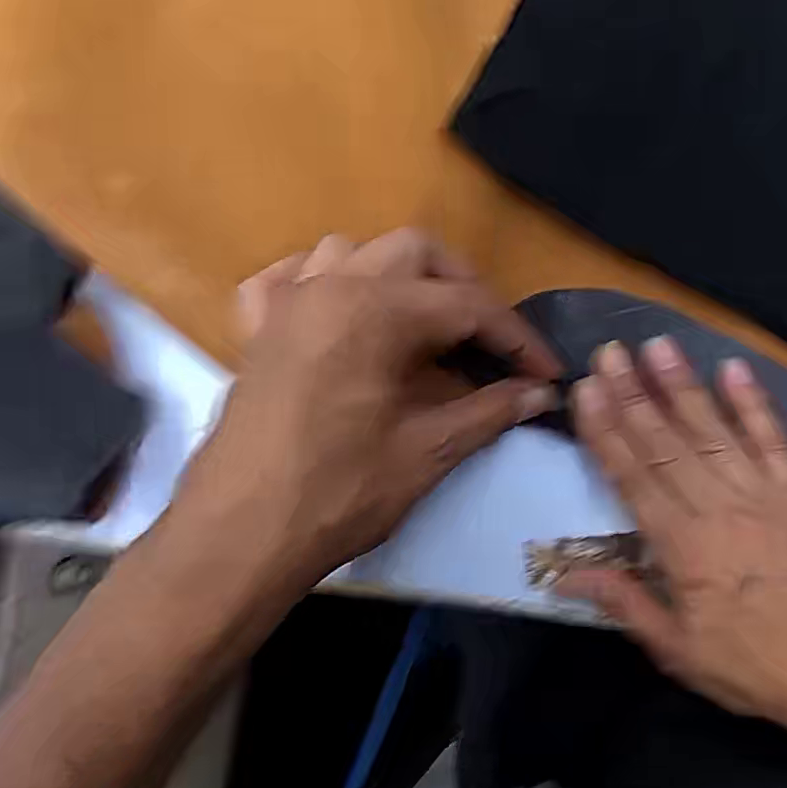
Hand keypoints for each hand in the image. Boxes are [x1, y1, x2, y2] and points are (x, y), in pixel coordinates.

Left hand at [168, 229, 562, 586]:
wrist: (240, 535)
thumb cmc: (340, 493)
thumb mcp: (429, 451)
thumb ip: (491, 411)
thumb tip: (540, 394)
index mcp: (373, 312)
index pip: (467, 306)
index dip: (518, 339)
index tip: (546, 374)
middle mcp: (327, 287)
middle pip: (416, 254)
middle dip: (468, 292)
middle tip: (495, 344)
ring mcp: (285, 304)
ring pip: (355, 252)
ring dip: (404, 279)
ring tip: (431, 328)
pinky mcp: (257, 331)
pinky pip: (294, 278)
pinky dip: (333, 284)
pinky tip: (350, 314)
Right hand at [558, 337, 786, 760]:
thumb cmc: (756, 666)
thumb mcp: (679, 651)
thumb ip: (625, 603)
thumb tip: (567, 577)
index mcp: (682, 546)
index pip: (633, 476)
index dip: (606, 431)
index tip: (587, 390)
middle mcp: (718, 507)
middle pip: (667, 443)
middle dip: (634, 395)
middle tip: (610, 352)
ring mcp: (765, 493)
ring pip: (714, 431)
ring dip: (683, 386)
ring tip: (657, 346)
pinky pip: (774, 439)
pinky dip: (753, 403)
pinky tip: (734, 369)